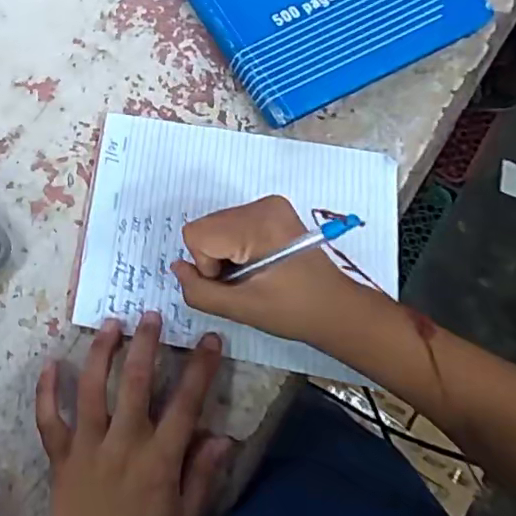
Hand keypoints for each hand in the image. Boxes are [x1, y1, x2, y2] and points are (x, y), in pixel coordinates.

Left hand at [33, 314, 231, 515]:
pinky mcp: (59, 461)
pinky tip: (50, 364)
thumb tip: (223, 435)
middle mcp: (123, 446)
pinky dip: (46, 391)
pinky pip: (48, 419)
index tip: (209, 338)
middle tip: (151, 315)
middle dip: (146, 344)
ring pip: (92, 389)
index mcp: (160, 463)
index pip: (187, 404)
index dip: (201, 368)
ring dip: (101, 352)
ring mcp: (86, 450)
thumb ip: (203, 478)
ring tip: (110, 325)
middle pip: (137, 383)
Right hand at [172, 195, 399, 350]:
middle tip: (244, 282)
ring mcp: (268, 204)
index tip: (235, 284)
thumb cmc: (295, 312)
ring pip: (215, 226)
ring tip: (252, 275)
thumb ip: (199, 290)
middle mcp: (262, 204)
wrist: (339, 309)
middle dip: (214, 258)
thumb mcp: (242, 309)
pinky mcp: (271, 210)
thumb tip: (176, 268)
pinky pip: (230, 225)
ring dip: (222, 254)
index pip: (197, 234)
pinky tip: (257, 265)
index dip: (206, 265)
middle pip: (205, 227)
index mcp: (258, 223)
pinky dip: (233, 247)